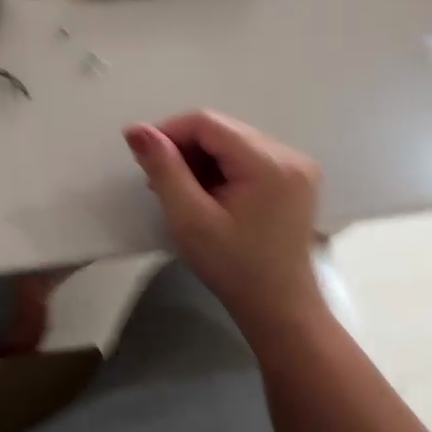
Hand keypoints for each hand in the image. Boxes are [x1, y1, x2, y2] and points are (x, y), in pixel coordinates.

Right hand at [124, 111, 324, 337]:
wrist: (279, 308)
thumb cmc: (232, 266)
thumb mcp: (189, 217)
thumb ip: (163, 168)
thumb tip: (136, 129)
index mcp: (270, 164)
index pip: (207, 123)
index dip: (168, 132)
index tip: (144, 160)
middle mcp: (290, 156)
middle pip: (220, 130)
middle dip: (183, 148)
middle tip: (158, 181)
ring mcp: (295, 168)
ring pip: (230, 141)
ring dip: (198, 159)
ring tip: (180, 191)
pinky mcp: (292, 180)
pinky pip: (244, 156)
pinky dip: (217, 168)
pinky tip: (204, 194)